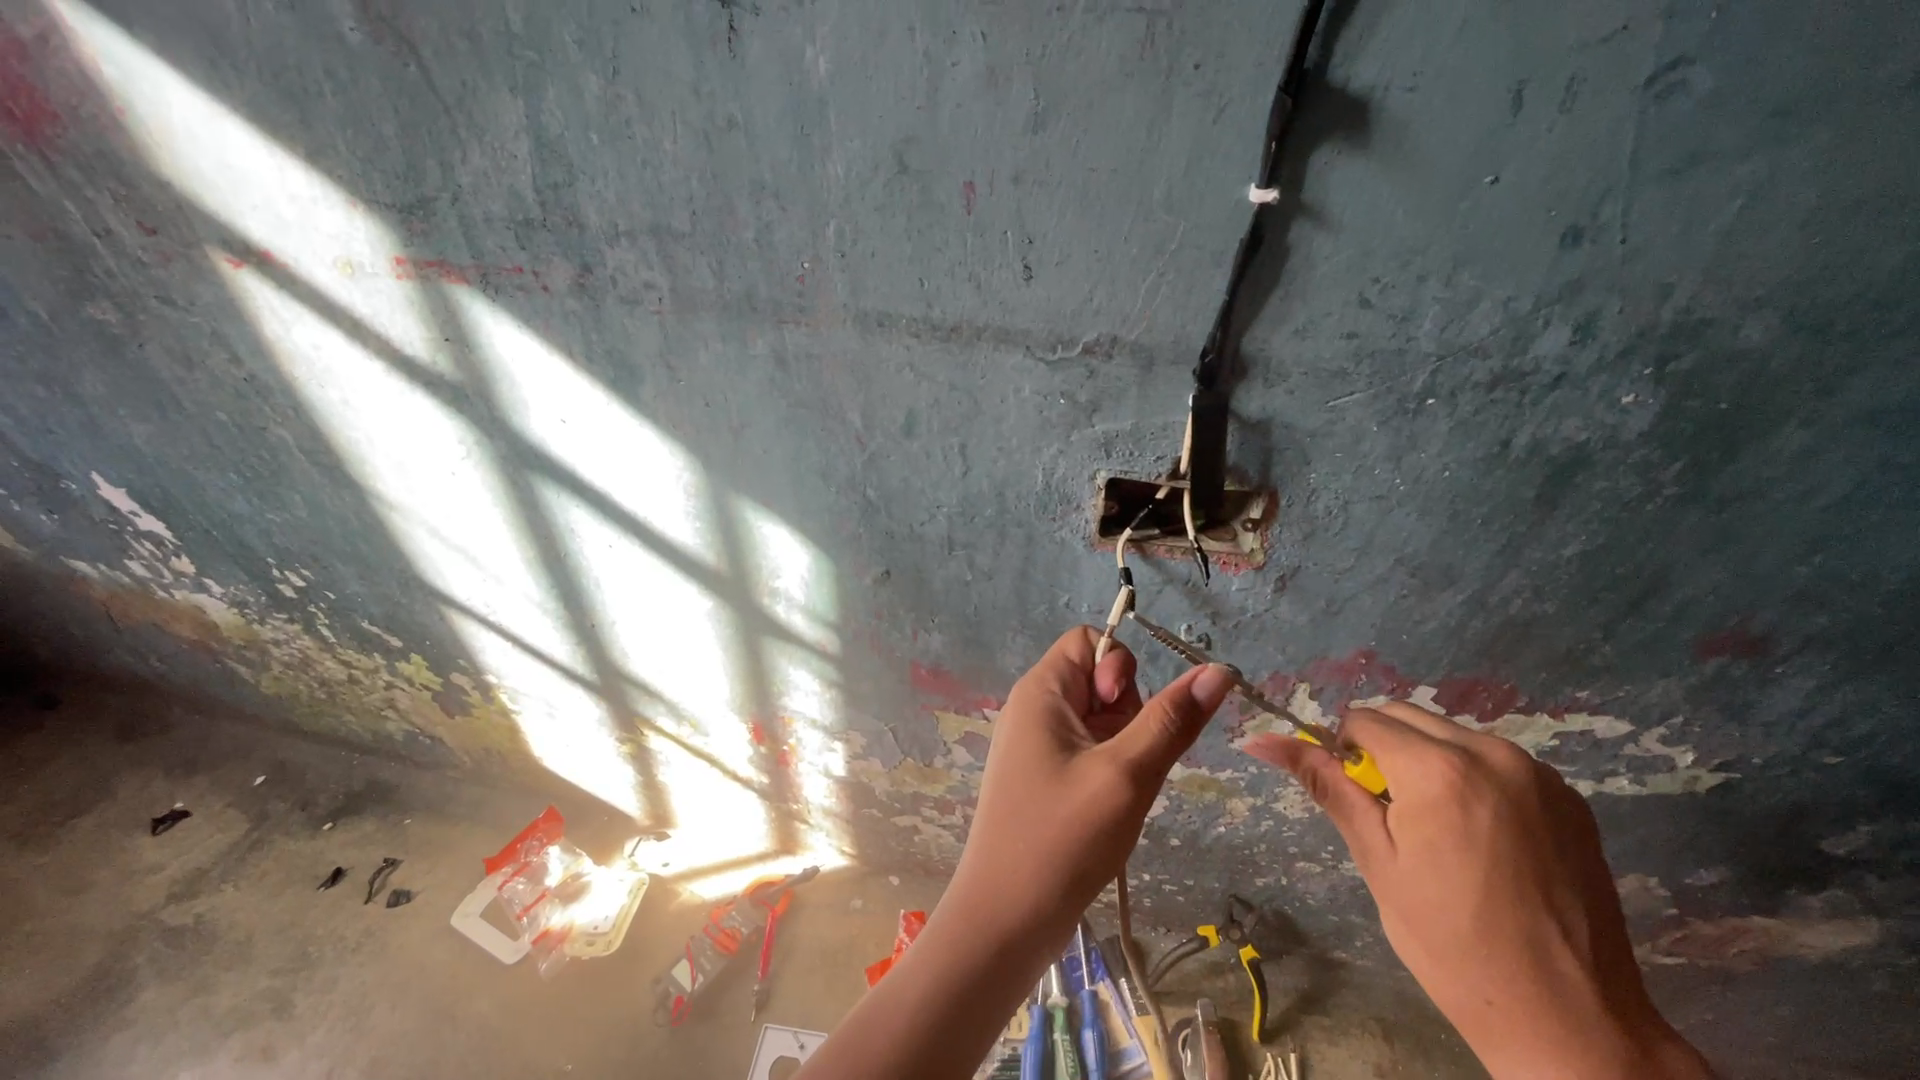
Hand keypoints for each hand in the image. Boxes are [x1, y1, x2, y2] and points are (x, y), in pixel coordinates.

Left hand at [945, 626, 1235, 947]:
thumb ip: (1173, 719)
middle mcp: (1033, 709)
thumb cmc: (1062, 838)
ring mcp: (1036, 747)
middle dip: (1128, 714)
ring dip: (1125, 748)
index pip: (1089, 640)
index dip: (1118, 667)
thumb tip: (1219, 669)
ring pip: (1100, 722)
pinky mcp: (1043, 780)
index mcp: (1040, 691)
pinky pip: (1089, 753)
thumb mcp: (1127, 773)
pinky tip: (1110, 808)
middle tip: (1126, 764)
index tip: (1124, 713)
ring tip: (1120, 793)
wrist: (1006, 919)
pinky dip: (1111, 771)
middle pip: (1098, 680)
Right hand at [1248, 701, 1713, 1079]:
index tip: (1354, 800)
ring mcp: (1540, 773)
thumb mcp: (1377, 862)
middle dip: (1385, 750)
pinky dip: (1475, 780)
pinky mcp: (1570, 798)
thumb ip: (1327, 787)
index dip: (1344, 752)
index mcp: (1438, 768)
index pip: (1365, 719)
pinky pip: (1501, 763)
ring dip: (1429, 762)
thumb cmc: (1451, 944)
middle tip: (1388, 816)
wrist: (1568, 1015)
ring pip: (1455, 737)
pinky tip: (1484, 841)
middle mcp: (1493, 752)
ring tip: (1438, 832)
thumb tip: (1261, 738)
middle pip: (1410, 718)